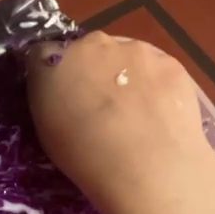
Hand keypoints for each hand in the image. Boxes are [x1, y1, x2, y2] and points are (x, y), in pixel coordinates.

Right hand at [24, 33, 214, 213]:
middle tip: (97, 102)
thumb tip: (62, 90)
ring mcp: (135, 49)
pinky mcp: (171, 62)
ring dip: (123, 72)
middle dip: (89, 68)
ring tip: (133, 108)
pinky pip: (156, 67)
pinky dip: (154, 82)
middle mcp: (91, 44)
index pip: (43, 55)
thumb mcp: (45, 127)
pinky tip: (158, 110)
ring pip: (124, 54)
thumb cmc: (84, 155)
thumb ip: (50, 96)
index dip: (51, 74)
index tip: (59, 95)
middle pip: (87, 48)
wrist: (148, 169)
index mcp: (52, 61)